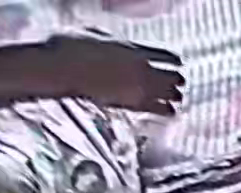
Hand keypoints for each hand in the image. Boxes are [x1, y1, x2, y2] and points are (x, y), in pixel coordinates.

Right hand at [41, 31, 184, 114]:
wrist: (62, 68)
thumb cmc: (71, 46)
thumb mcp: (96, 34)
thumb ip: (115, 40)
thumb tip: (121, 43)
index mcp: (133, 49)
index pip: (166, 56)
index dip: (174, 59)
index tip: (178, 62)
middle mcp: (142, 70)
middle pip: (174, 77)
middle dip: (177, 79)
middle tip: (177, 81)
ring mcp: (141, 88)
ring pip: (173, 95)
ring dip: (175, 95)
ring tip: (174, 96)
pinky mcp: (137, 105)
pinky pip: (165, 110)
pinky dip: (169, 110)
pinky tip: (169, 109)